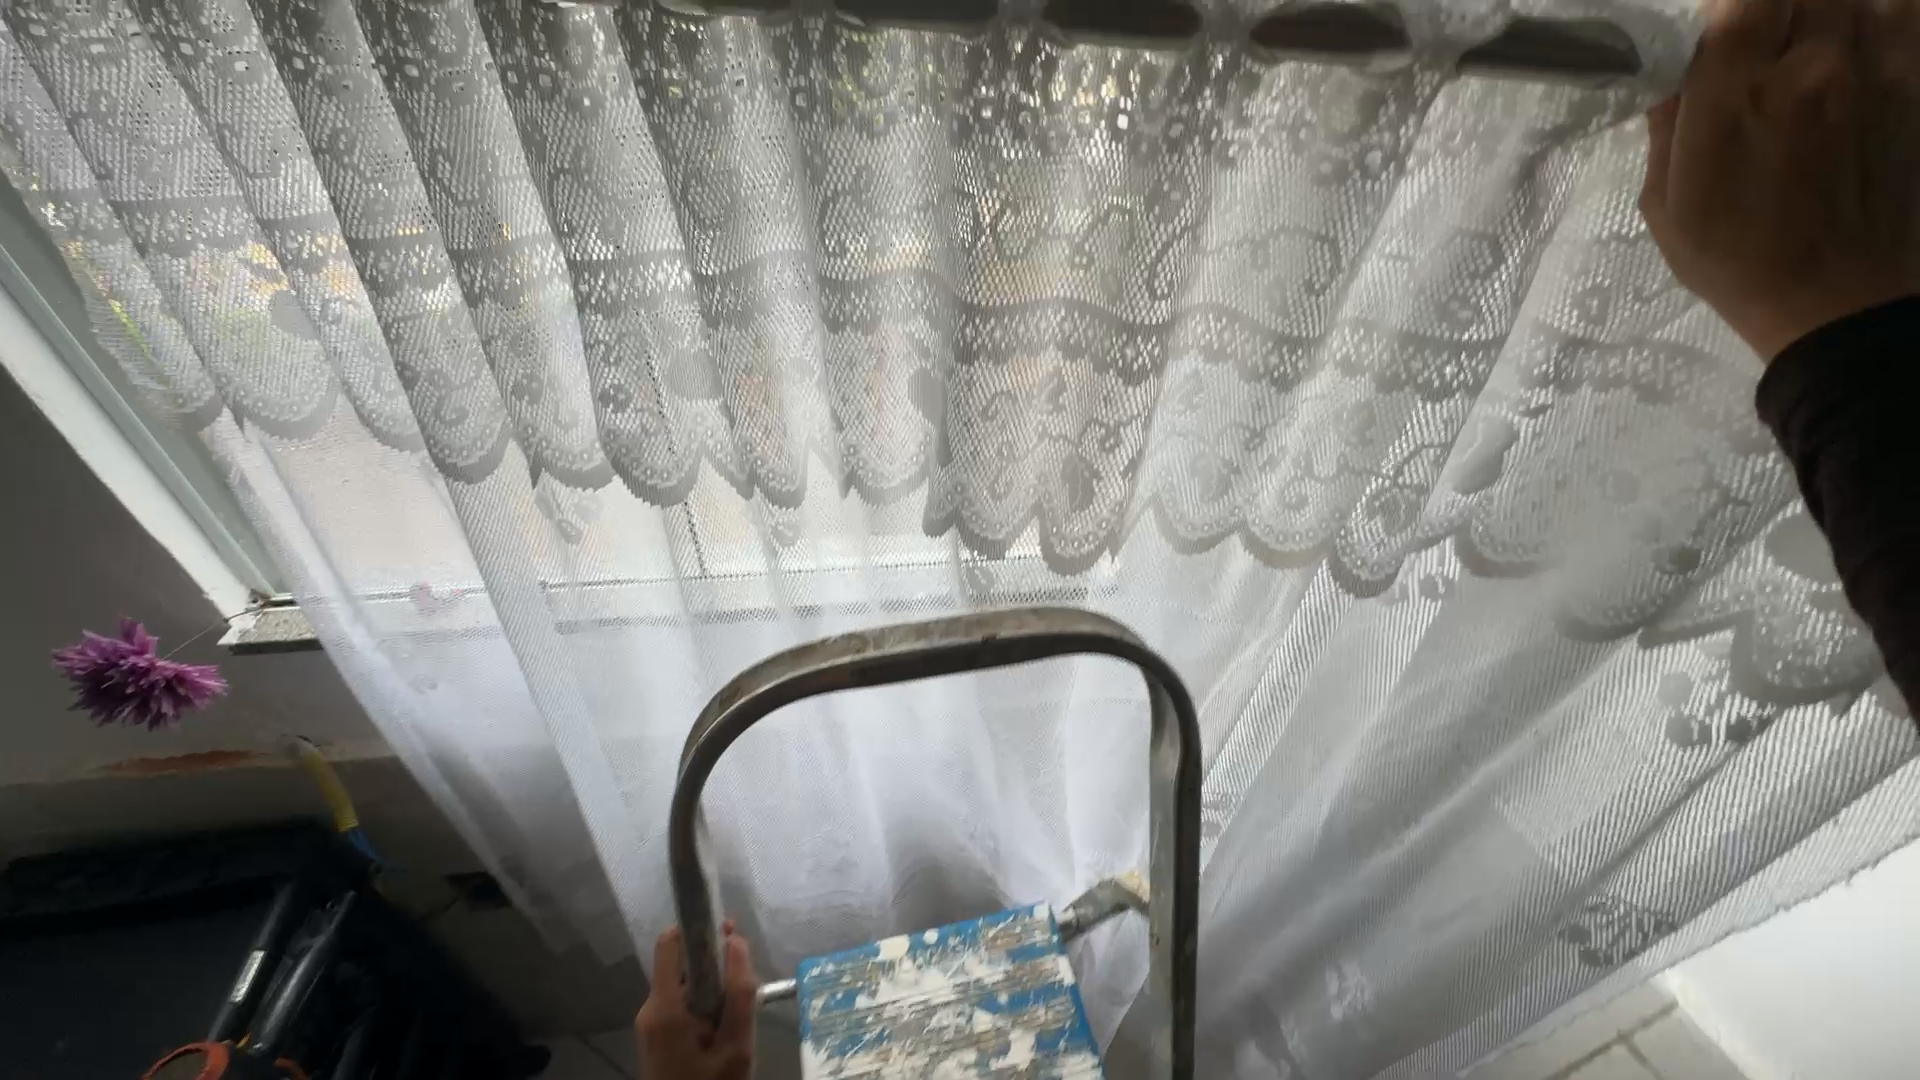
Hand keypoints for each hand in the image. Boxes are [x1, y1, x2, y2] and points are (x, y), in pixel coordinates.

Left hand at [635, 922, 756, 1079]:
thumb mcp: (737, 1045)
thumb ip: (740, 991)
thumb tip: (735, 939)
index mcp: (664, 1007)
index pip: (670, 942)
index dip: (698, 928)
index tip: (728, 930)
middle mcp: (650, 1008)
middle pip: (683, 963)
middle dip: (715, 962)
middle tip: (746, 977)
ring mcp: (650, 1023)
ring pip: (686, 983)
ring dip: (713, 986)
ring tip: (738, 1010)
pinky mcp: (655, 1035)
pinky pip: (682, 1002)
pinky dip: (704, 1003)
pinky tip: (723, 1025)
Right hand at [1640, 0, 1919, 360]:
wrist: (1836, 290)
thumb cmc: (1731, 256)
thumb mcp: (1666, 206)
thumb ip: (1669, 132)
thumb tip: (1672, 83)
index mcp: (1736, 101)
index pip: (1737, 3)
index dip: (1723, 12)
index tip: (1710, 39)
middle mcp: (1813, 67)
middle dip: (1771, 13)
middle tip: (1753, 53)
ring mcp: (1881, 67)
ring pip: (1857, 0)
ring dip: (1825, 16)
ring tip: (1804, 57)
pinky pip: (1902, 18)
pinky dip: (1876, 24)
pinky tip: (1851, 57)